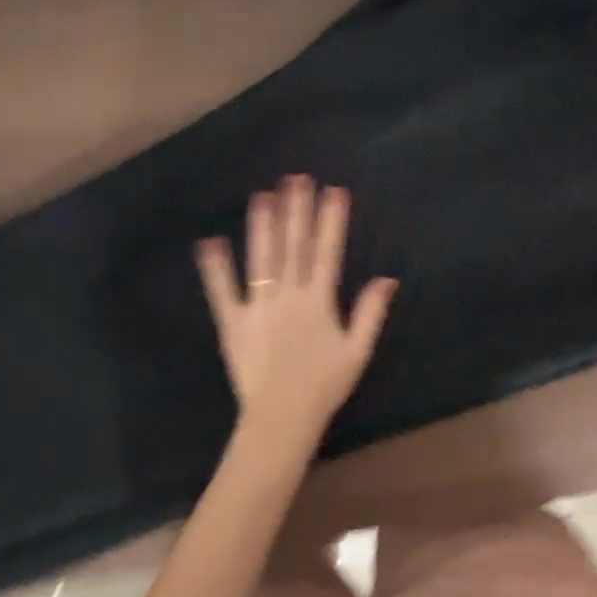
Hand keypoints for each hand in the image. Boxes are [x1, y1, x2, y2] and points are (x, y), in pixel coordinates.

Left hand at [195, 176, 397, 444]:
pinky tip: (210, 241)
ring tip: (263, 195)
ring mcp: (257, 308)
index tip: (333, 190)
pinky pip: (221, 291)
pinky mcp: (232, 323)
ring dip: (262, 226)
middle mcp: (288, 297)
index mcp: (319, 302)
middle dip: (296, 210)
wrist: (282, 418)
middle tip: (296, 178)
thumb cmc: (325, 385)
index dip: (330, 220)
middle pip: (293, 247)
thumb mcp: (358, 351)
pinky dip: (215, 267)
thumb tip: (386, 278)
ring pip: (260, 260)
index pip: (327, 252)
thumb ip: (371, 313)